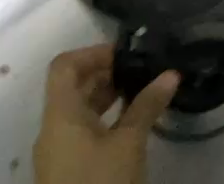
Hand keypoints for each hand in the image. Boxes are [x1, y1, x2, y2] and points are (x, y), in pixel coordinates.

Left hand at [33, 45, 178, 183]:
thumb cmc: (101, 183)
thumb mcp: (129, 143)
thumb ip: (147, 105)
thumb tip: (171, 74)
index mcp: (59, 115)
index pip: (64, 66)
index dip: (93, 53)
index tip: (125, 55)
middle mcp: (52, 129)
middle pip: (71, 86)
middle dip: (105, 73)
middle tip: (139, 70)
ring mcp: (57, 152)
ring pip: (77, 110)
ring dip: (106, 96)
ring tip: (140, 92)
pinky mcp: (65, 170)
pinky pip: (80, 131)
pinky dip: (103, 119)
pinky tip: (130, 123)